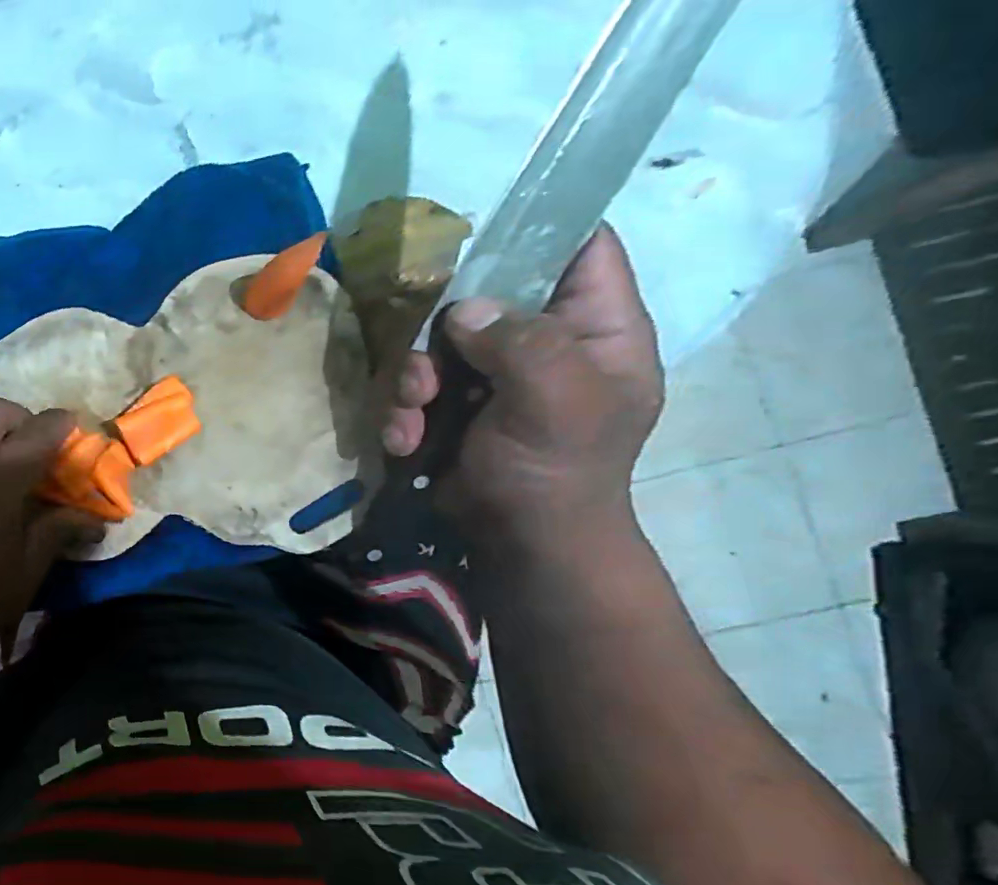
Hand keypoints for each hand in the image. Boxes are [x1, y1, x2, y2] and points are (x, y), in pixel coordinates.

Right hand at [380, 225, 663, 541]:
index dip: (539, 229)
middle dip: (441, 331)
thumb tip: (464, 310)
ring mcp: (490, 372)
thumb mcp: (560, 401)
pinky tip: (403, 442)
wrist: (519, 542)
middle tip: (427, 375)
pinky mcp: (450, 401)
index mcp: (596, 325)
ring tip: (411, 416)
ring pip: (435, 341)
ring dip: (410, 379)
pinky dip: (401, 411)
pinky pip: (414, 384)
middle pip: (483, 293)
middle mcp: (542, 338)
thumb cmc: (557, 472)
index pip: (582, 245)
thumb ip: (524, 342)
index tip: (479, 239)